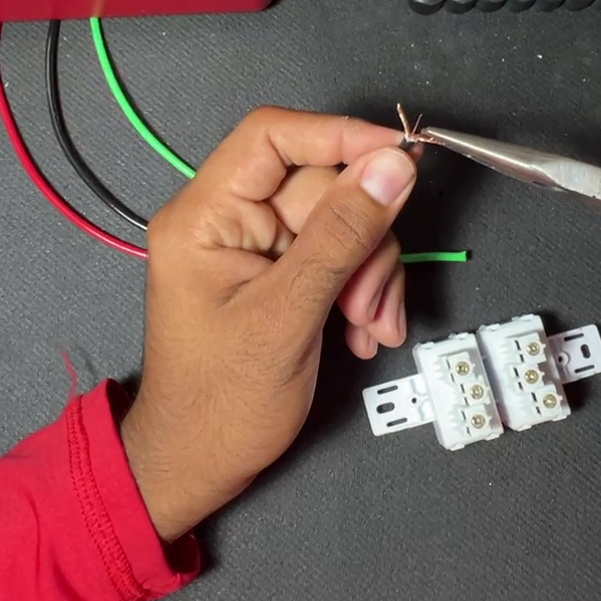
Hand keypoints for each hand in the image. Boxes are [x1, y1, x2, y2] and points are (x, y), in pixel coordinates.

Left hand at [122, 108, 416, 539]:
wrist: (201, 465)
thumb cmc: (222, 403)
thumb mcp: (287, 316)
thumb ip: (341, 237)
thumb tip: (392, 166)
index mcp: (205, 216)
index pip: (272, 137)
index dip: (338, 135)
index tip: (400, 157)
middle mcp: (231, 219)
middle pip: (321, 187)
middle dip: (363, 242)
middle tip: (369, 303)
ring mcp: (260, 246)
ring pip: (343, 222)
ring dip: (371, 274)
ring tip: (368, 326)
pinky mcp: (285, 271)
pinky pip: (342, 254)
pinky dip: (364, 289)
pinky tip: (362, 331)